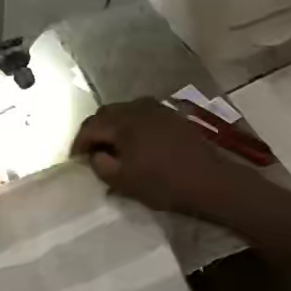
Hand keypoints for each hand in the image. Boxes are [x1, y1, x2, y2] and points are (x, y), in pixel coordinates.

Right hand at [72, 99, 290, 243]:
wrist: (215, 182)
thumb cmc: (165, 183)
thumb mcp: (125, 181)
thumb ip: (101, 166)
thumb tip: (95, 155)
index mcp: (122, 121)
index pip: (90, 127)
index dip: (79, 143)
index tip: (75, 160)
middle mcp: (136, 107)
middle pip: (105, 114)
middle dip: (95, 131)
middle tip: (91, 151)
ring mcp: (157, 108)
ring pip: (124, 112)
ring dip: (113, 127)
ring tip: (113, 146)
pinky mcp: (172, 116)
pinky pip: (141, 114)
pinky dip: (131, 126)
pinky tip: (136, 142)